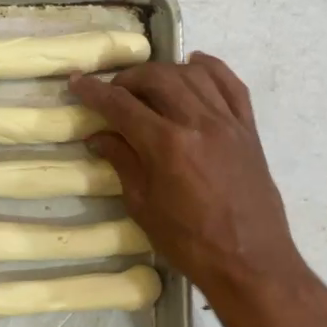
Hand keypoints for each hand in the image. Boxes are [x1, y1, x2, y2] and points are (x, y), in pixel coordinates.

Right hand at [70, 53, 307, 294]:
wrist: (250, 261)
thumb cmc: (189, 242)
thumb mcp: (143, 206)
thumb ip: (122, 162)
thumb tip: (99, 136)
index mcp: (167, 145)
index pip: (122, 106)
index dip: (95, 92)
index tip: (77, 83)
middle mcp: (199, 123)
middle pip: (158, 79)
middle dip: (128, 79)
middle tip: (112, 92)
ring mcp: (228, 123)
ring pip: (193, 75)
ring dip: (165, 71)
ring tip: (148, 84)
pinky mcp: (248, 129)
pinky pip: (231, 84)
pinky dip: (210, 68)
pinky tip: (194, 65)